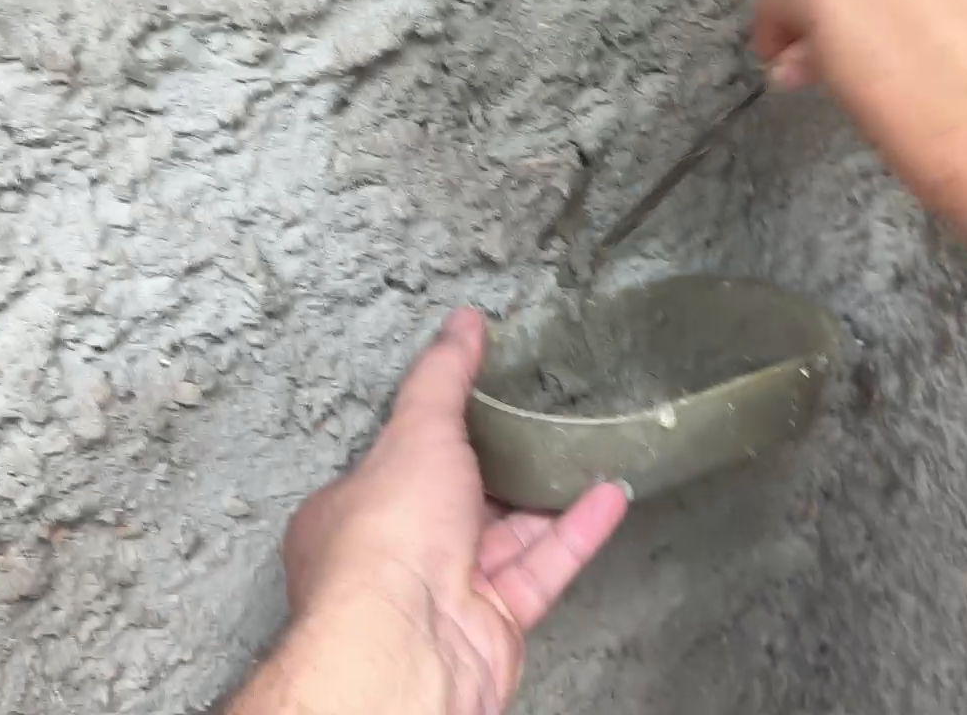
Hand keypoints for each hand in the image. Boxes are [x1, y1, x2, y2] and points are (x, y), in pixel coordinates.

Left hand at [234, 310, 628, 714]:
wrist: (411, 645)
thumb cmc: (392, 533)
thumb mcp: (418, 430)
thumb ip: (444, 375)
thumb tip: (463, 319)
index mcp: (356, 514)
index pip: (401, 464)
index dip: (440, 433)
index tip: (482, 405)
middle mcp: (398, 557)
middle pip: (462, 501)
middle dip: (505, 466)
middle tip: (546, 424)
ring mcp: (449, 592)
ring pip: (510, 536)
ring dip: (552, 495)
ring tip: (591, 451)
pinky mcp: (496, 622)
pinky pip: (542, 567)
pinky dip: (576, 532)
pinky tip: (611, 495)